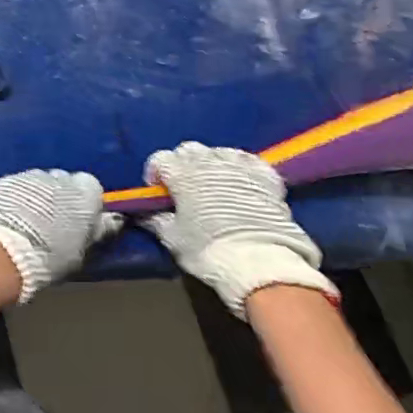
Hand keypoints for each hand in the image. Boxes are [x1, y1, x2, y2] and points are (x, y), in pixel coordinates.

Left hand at [0, 169, 121, 303]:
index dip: (84, 202)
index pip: (91, 187)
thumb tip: (114, 220)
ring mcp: (28, 176)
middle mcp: (57, 176)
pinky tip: (8, 214)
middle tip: (51, 220)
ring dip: (35, 195)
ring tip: (27, 218)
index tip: (78, 218)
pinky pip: (13, 186)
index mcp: (85, 192)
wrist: (6, 250)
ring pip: (36, 182)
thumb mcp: (84, 248)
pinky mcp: (3, 181)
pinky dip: (13, 196)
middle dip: (58, 195)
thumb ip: (99, 229)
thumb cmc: (53, 254)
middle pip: (62, 181)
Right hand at [143, 143, 337, 318]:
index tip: (159, 193)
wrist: (260, 263)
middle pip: (189, 149)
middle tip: (184, 187)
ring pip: (219, 152)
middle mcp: (208, 163)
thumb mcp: (171, 236)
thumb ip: (155, 218)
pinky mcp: (267, 178)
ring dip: (212, 164)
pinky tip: (241, 182)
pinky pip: (250, 161)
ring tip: (214, 184)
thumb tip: (145, 212)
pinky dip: (241, 168)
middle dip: (182, 164)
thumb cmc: (207, 249)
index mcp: (181, 174)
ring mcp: (240, 168)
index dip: (156, 174)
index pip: (160, 159)